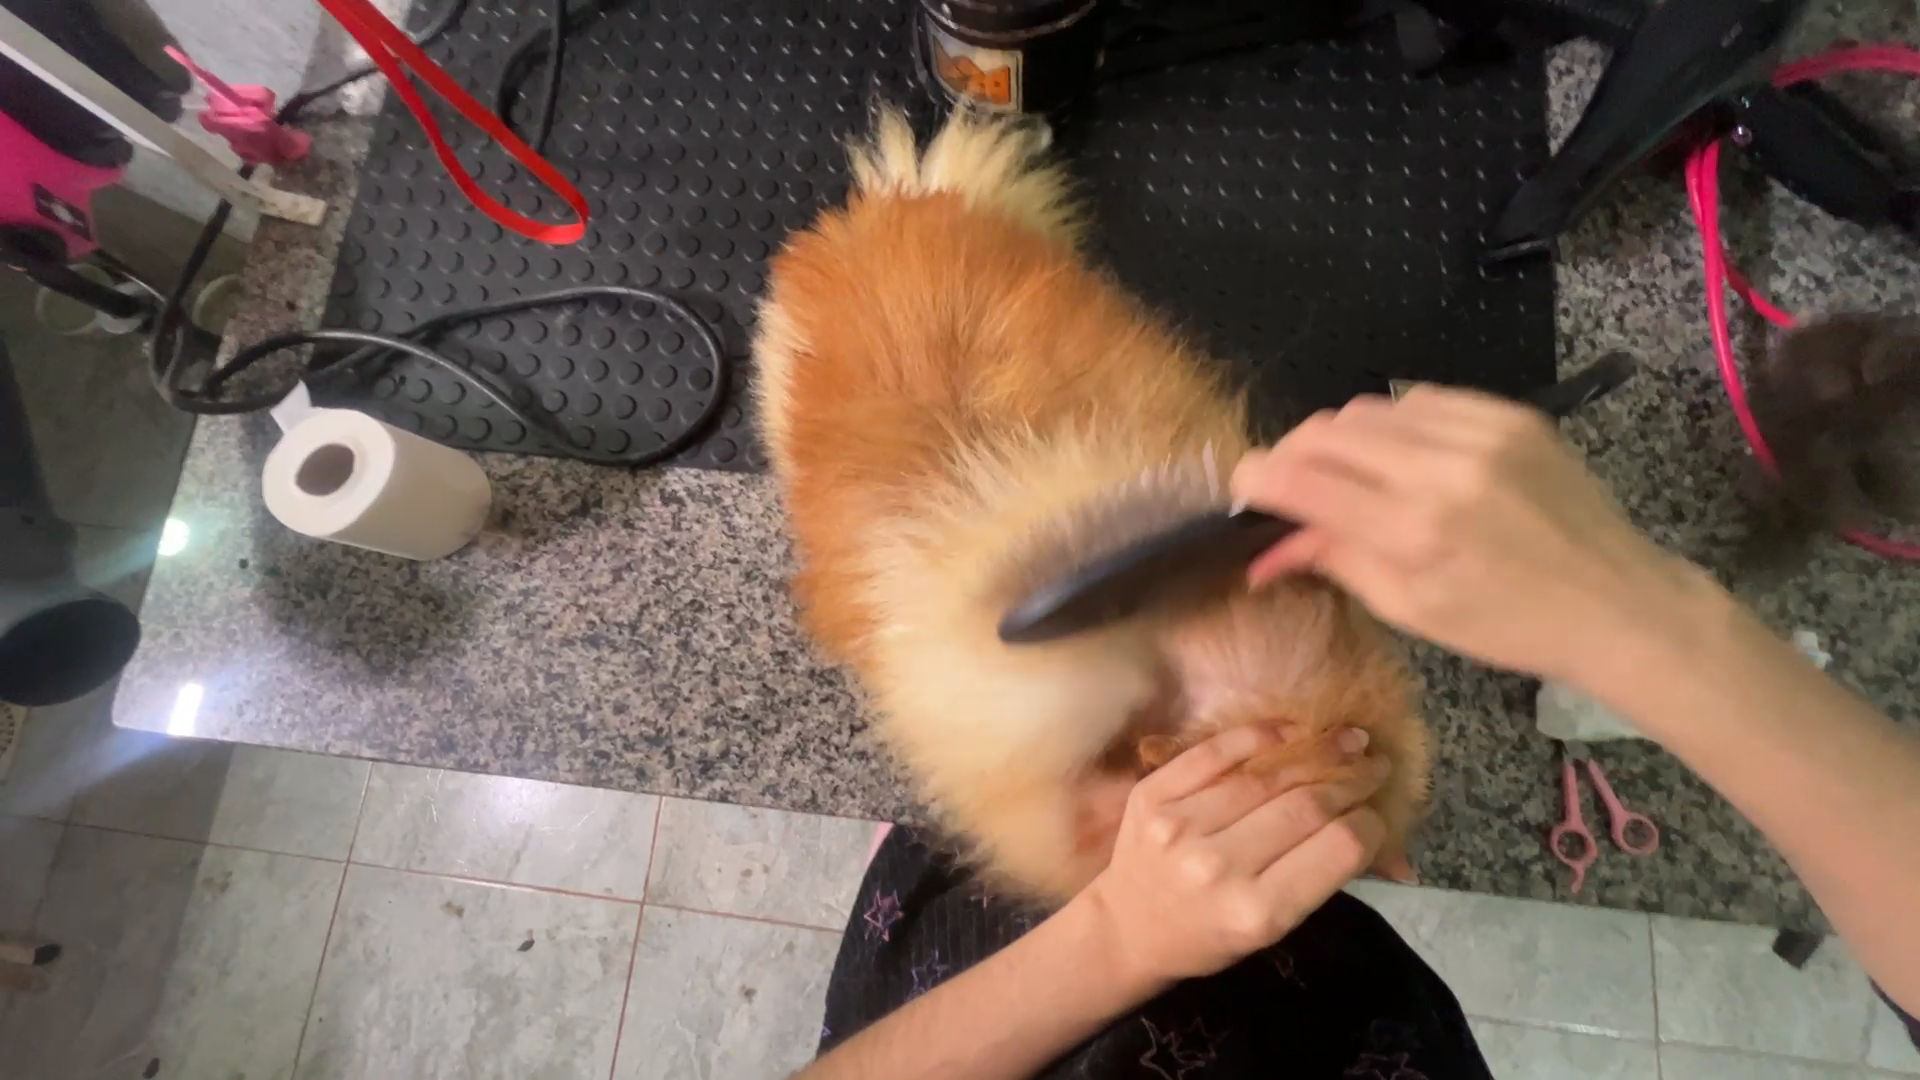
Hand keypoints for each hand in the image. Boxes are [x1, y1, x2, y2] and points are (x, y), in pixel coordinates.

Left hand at [1075, 725, 1387, 986]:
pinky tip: (1286, 730)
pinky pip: (1212, 753)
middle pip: (1303, 806)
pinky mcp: (1151, 794)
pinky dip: (1254, 736)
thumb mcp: (1272, 926)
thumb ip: (1319, 877)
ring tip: (1342, 742)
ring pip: (1263, 776)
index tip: (1379, 809)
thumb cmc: (1210, 934)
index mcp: (1258, 911)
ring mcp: (1179, 824)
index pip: (1336, 848)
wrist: (1129, 926)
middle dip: (1348, 779)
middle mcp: (1217, 865)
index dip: (1368, 822)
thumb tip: (1386, 836)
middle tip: (1374, 762)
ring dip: (1312, 752)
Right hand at [1230, 387, 1708, 684]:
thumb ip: (1329, 560)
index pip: (1301, 482)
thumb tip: (1262, 553)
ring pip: (1365, 409)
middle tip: (1286, 482)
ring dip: (1335, 438)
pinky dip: (1389, 425)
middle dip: (1289, 453)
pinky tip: (1397, 455)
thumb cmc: (1504, 624)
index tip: (1241, 486)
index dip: (1255, 477)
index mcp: (1412, 530)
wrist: (1623, 603)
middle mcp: (1441, 469)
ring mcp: (1480, 434)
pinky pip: (1417, 399)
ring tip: (1342, 470)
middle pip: (1325, 432)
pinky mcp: (1510, 415)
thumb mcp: (1406, 606)